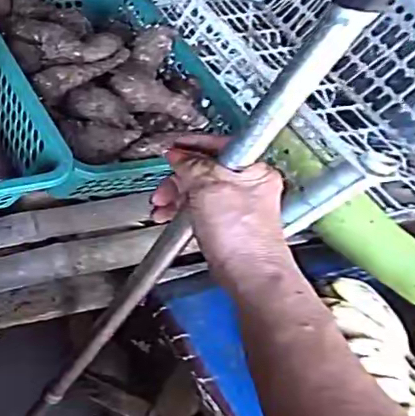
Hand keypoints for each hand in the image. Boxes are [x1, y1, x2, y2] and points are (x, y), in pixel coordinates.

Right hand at [151, 134, 288, 268]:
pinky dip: (178, 207)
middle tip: (164, 187)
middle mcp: (247, 184)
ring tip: (161, 205)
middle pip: (203, 168)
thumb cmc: (239, 233)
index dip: (193, 145)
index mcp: (253, 170)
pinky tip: (167, 215)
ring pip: (195, 188)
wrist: (246, 270)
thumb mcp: (208, 187)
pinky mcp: (224, 220)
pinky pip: (195, 204)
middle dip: (177, 177)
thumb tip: (178, 154)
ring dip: (173, 194)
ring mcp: (236, 203)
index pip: (220, 146)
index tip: (173, 146)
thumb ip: (191, 165)